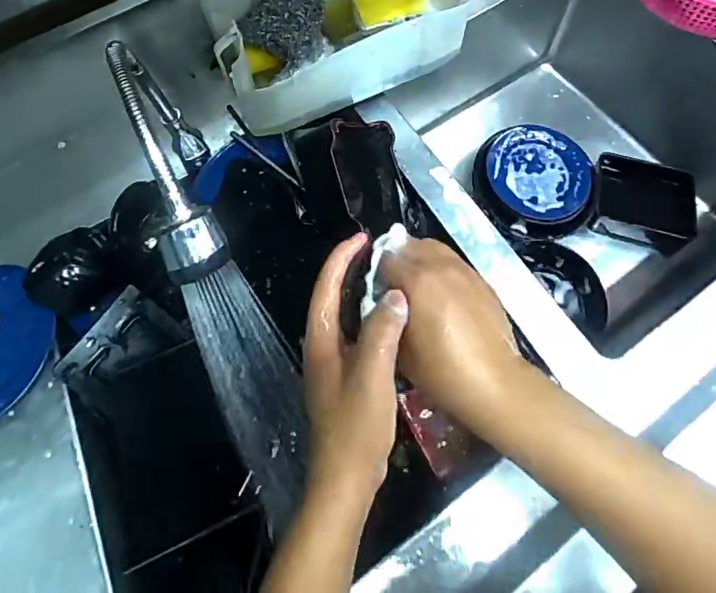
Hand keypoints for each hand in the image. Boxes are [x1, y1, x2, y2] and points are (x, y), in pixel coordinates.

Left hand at [303, 232, 408, 500]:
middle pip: (332, 296)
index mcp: (320, 337)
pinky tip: (392, 323)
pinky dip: (371, 320)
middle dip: (350, 270)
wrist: (346, 478)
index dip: (342, 258)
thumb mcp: (373, 374)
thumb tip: (395, 295)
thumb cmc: (355, 425)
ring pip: (345, 316)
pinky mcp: (344, 378)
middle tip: (377, 253)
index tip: (362, 238)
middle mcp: (321, 344)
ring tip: (387, 279)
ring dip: (361, 294)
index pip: (327, 285)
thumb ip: (383, 332)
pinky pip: (356, 335)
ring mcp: (331, 362)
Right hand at [379, 238, 534, 434]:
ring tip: (417, 282)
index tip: (378, 294)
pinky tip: (441, 290)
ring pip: (431, 247)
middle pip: (407, 246)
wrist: (494, 383)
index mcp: (415, 280)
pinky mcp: (479, 278)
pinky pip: (451, 259)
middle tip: (395, 286)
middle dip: (396, 261)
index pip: (384, 259)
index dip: (377, 275)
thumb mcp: (399, 347)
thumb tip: (384, 299)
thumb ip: (386, 314)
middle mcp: (438, 265)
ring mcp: (462, 269)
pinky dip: (439, 266)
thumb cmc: (441, 371)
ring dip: (418, 258)